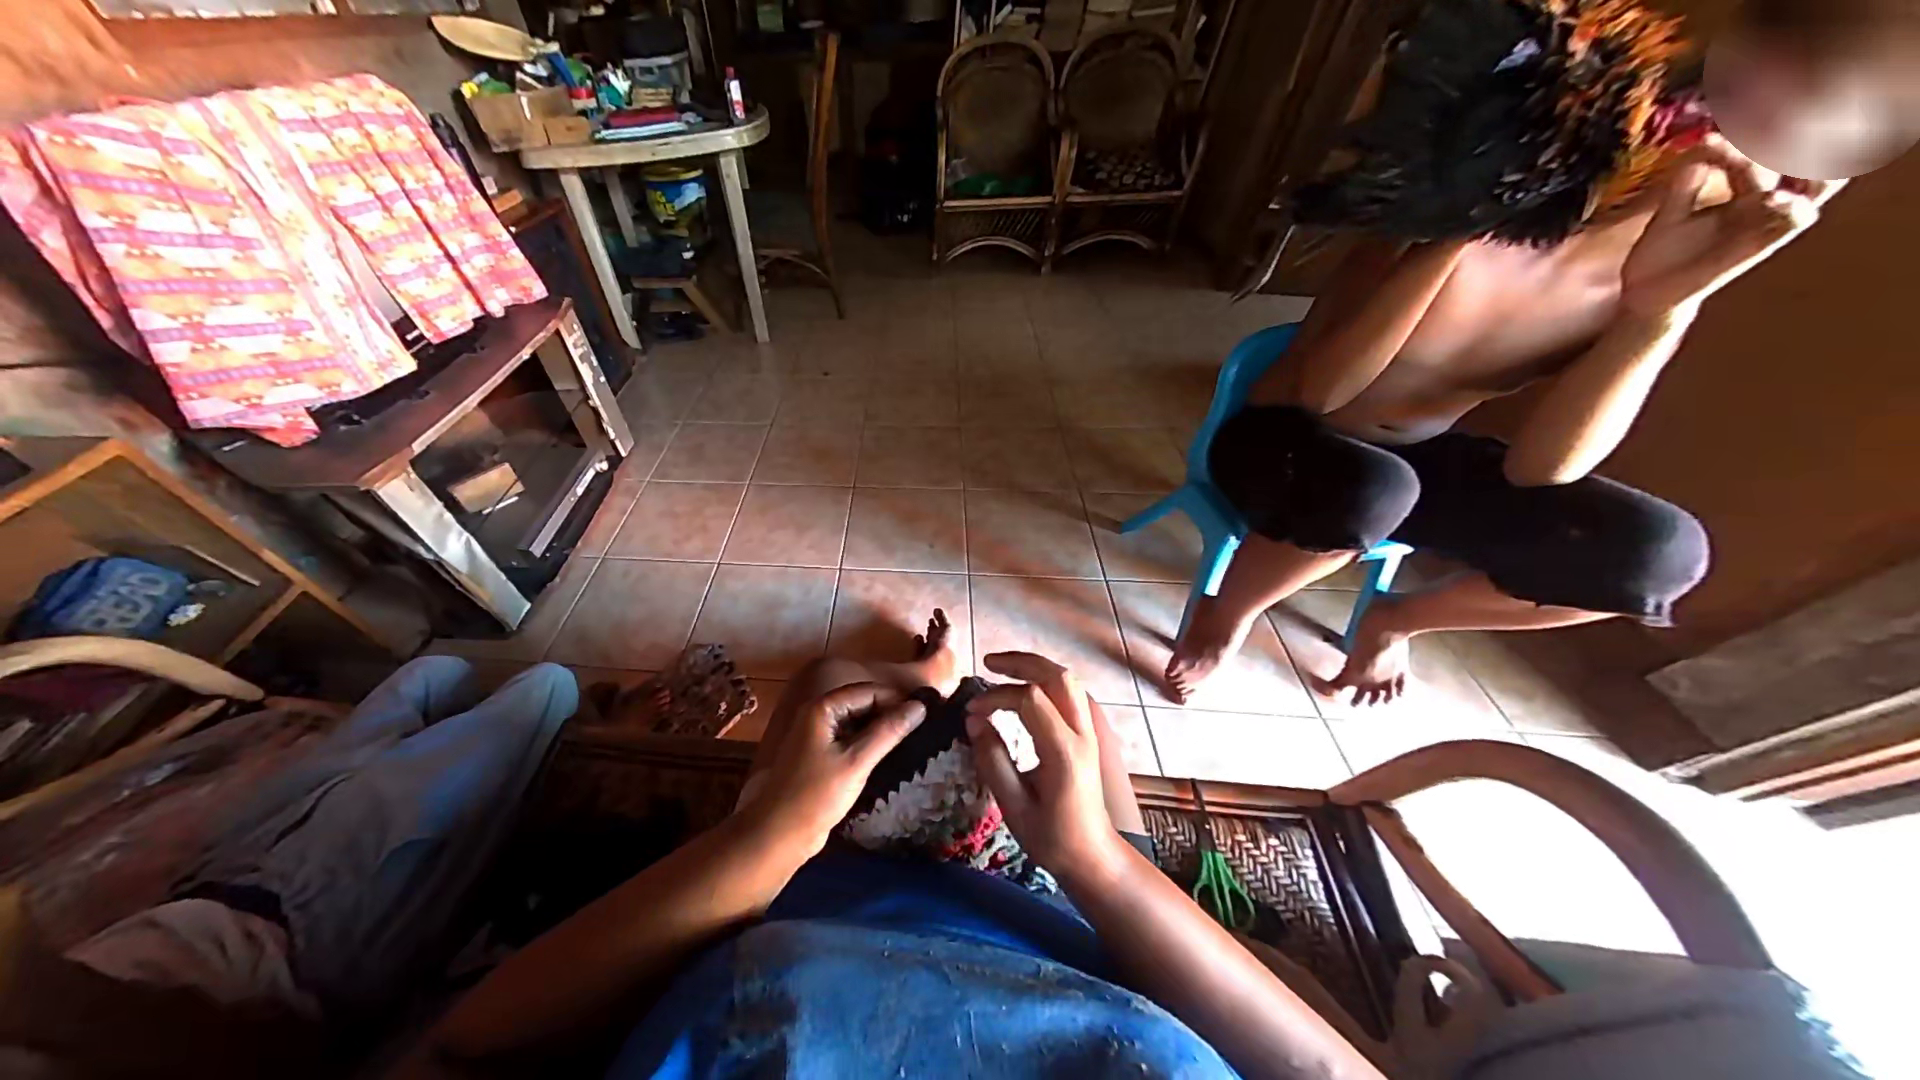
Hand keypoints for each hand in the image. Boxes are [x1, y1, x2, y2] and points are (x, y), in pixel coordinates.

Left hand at [737, 683, 925, 853]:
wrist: (777, 836)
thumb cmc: (815, 796)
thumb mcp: (856, 762)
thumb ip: (888, 731)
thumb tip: (920, 706)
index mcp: (822, 708)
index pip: (869, 690)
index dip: (898, 699)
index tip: (927, 712)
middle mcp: (818, 715)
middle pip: (863, 702)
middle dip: (891, 712)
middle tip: (924, 726)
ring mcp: (818, 736)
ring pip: (859, 722)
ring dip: (882, 728)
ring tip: (914, 738)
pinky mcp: (821, 756)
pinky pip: (852, 739)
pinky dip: (870, 743)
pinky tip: (891, 754)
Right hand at [964, 653, 1129, 882]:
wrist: (1093, 856)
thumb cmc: (1052, 838)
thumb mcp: (1014, 807)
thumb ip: (993, 761)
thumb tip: (974, 721)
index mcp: (1064, 752)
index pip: (1031, 699)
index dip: (997, 697)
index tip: (972, 712)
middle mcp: (1082, 734)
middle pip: (1057, 676)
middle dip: (1021, 663)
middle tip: (988, 663)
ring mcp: (1089, 732)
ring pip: (1068, 680)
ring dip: (1035, 668)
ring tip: (1003, 669)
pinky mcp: (1088, 735)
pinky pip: (1070, 693)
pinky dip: (1046, 681)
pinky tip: (1025, 688)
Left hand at [1620, 134, 1843, 315]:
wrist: (1644, 297)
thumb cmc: (1659, 257)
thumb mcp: (1667, 217)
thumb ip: (1682, 188)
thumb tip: (1694, 152)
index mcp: (1744, 194)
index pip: (1770, 154)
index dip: (1766, 133)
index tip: (1747, 117)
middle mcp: (1762, 205)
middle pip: (1809, 161)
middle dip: (1808, 138)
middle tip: (1791, 118)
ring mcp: (1761, 225)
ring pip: (1816, 186)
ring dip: (1812, 166)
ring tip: (1794, 147)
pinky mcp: (1755, 248)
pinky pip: (1791, 223)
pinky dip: (1792, 206)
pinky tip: (1776, 196)